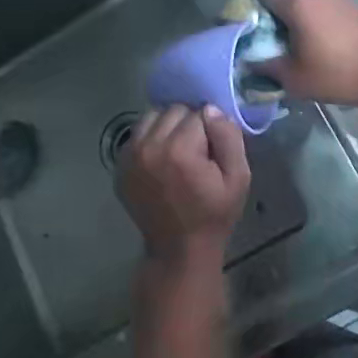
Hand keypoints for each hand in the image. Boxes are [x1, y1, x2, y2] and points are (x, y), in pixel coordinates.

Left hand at [118, 104, 250, 267]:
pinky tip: (161, 162)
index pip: (198, 113)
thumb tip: (211, 109)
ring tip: (177, 154)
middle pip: (172, 110)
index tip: (213, 153)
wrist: (179, 248)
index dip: (211, 130)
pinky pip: (137, 136)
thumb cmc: (214, 214)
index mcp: (179, 150)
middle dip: (187, 125)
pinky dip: (150, 141)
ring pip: (151, 118)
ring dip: (166, 128)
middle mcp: (148, 147)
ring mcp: (129, 156)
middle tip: (197, 153)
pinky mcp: (119, 166)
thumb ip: (228, 137)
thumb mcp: (238, 178)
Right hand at [256, 0, 357, 106]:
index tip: (257, 34)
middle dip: (279, 18)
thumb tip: (249, 62)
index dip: (256, 13)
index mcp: (297, 4)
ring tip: (304, 47)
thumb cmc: (333, 74)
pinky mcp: (354, 7)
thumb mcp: (292, 78)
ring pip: (308, 4)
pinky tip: (327, 46)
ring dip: (301, 21)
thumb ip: (265, 66)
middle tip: (279, 45)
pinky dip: (320, 23)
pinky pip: (327, 10)